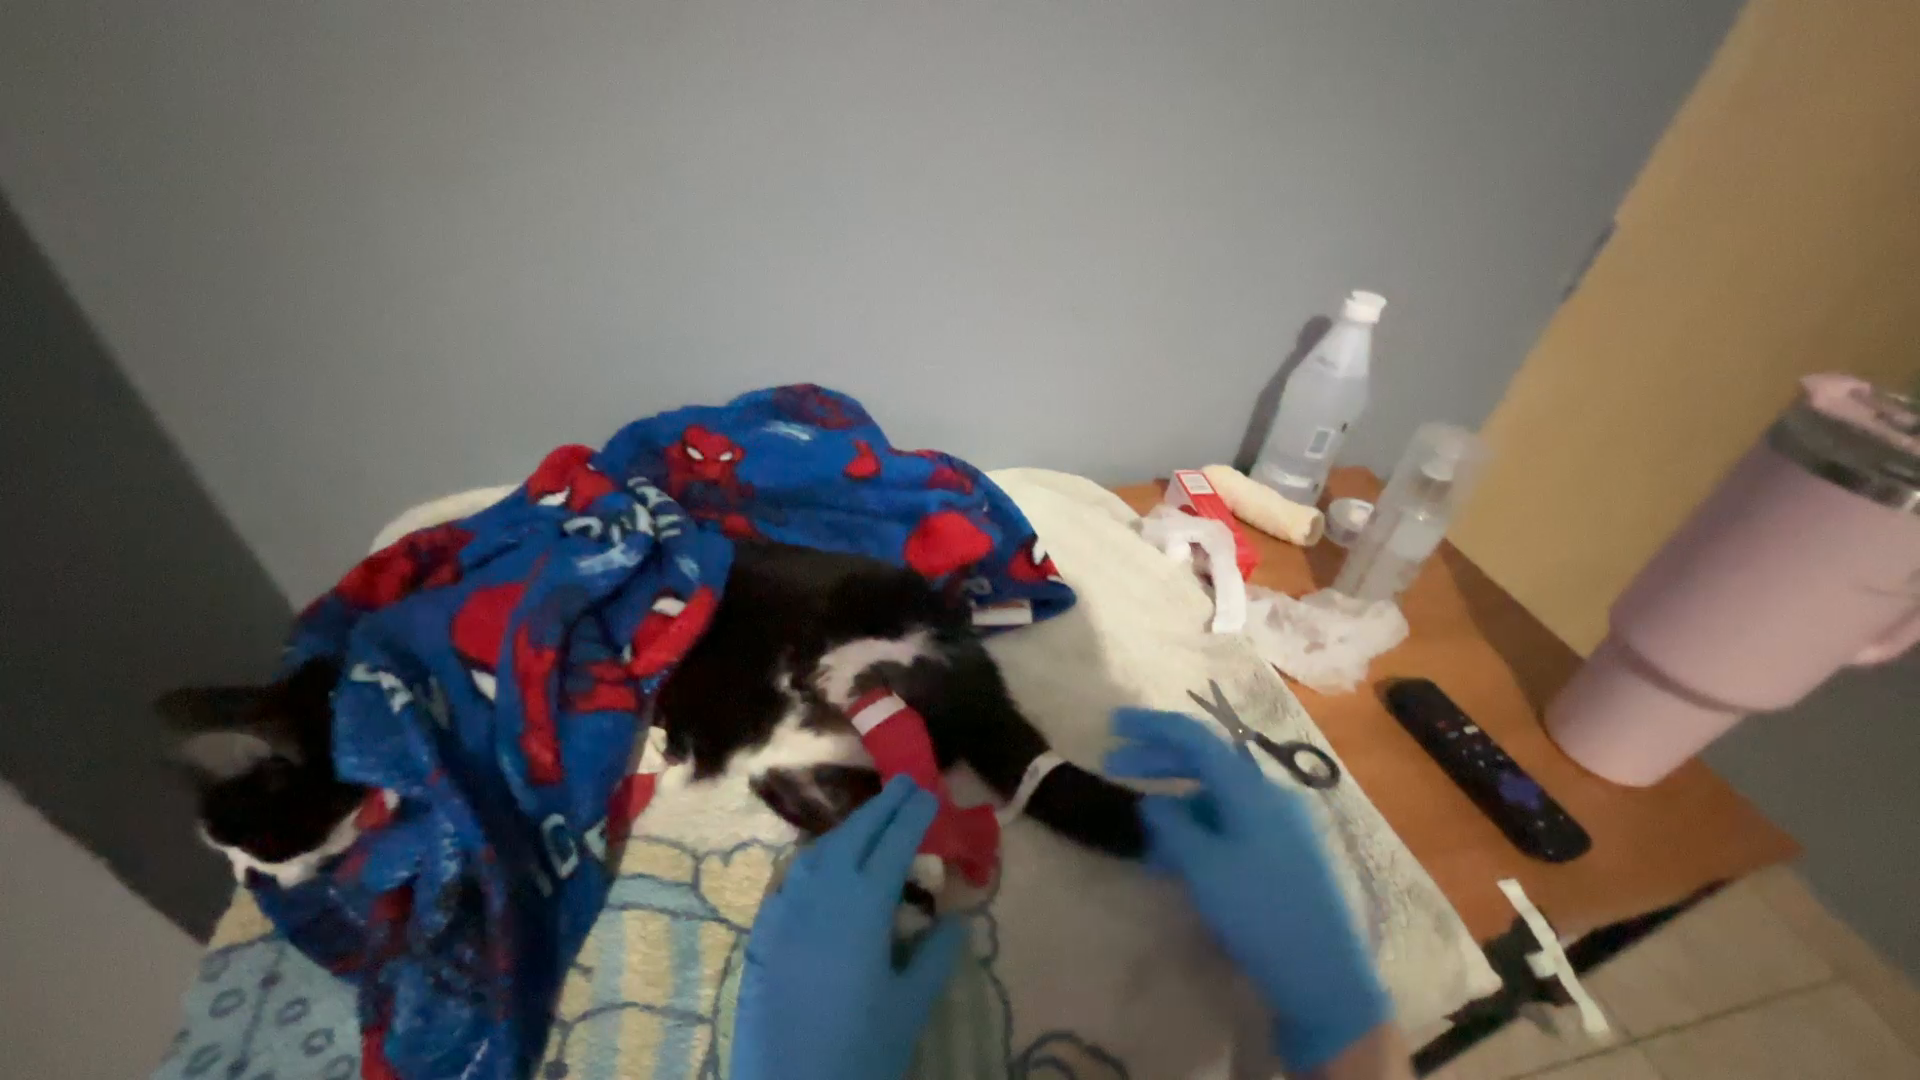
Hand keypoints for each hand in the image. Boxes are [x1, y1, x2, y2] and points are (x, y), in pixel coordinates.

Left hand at [732, 777, 968, 1079]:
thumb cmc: (859, 1051)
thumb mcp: (910, 1006)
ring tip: (872, 821)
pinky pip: (792, 876)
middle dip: (883, 805)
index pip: (894, 842)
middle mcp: (821, 893)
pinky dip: (816, 857)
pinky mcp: (764, 932)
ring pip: (819, 849)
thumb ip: (936, 956)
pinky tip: (824, 865)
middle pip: (855, 833)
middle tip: (906, 783)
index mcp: (863, 905)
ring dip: (849, 828)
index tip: (930, 790)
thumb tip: (957, 920)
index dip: (914, 813)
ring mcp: (786, 909)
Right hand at [1106, 708, 1390, 1072]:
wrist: (1326, 977)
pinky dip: (1197, 830)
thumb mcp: (1204, 866)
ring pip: (1215, 797)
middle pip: (1204, 762)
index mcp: (1251, 788)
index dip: (1152, 726)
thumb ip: (1172, 824)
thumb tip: (1153, 802)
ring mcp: (1279, 825)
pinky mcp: (1282, 853)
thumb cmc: (1260, 912)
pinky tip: (1174, 858)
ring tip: (1141, 832)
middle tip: (1113, 768)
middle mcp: (1268, 796)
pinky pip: (1230, 824)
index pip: (1195, 737)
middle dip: (1157, 762)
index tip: (1113, 726)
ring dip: (1174, 804)